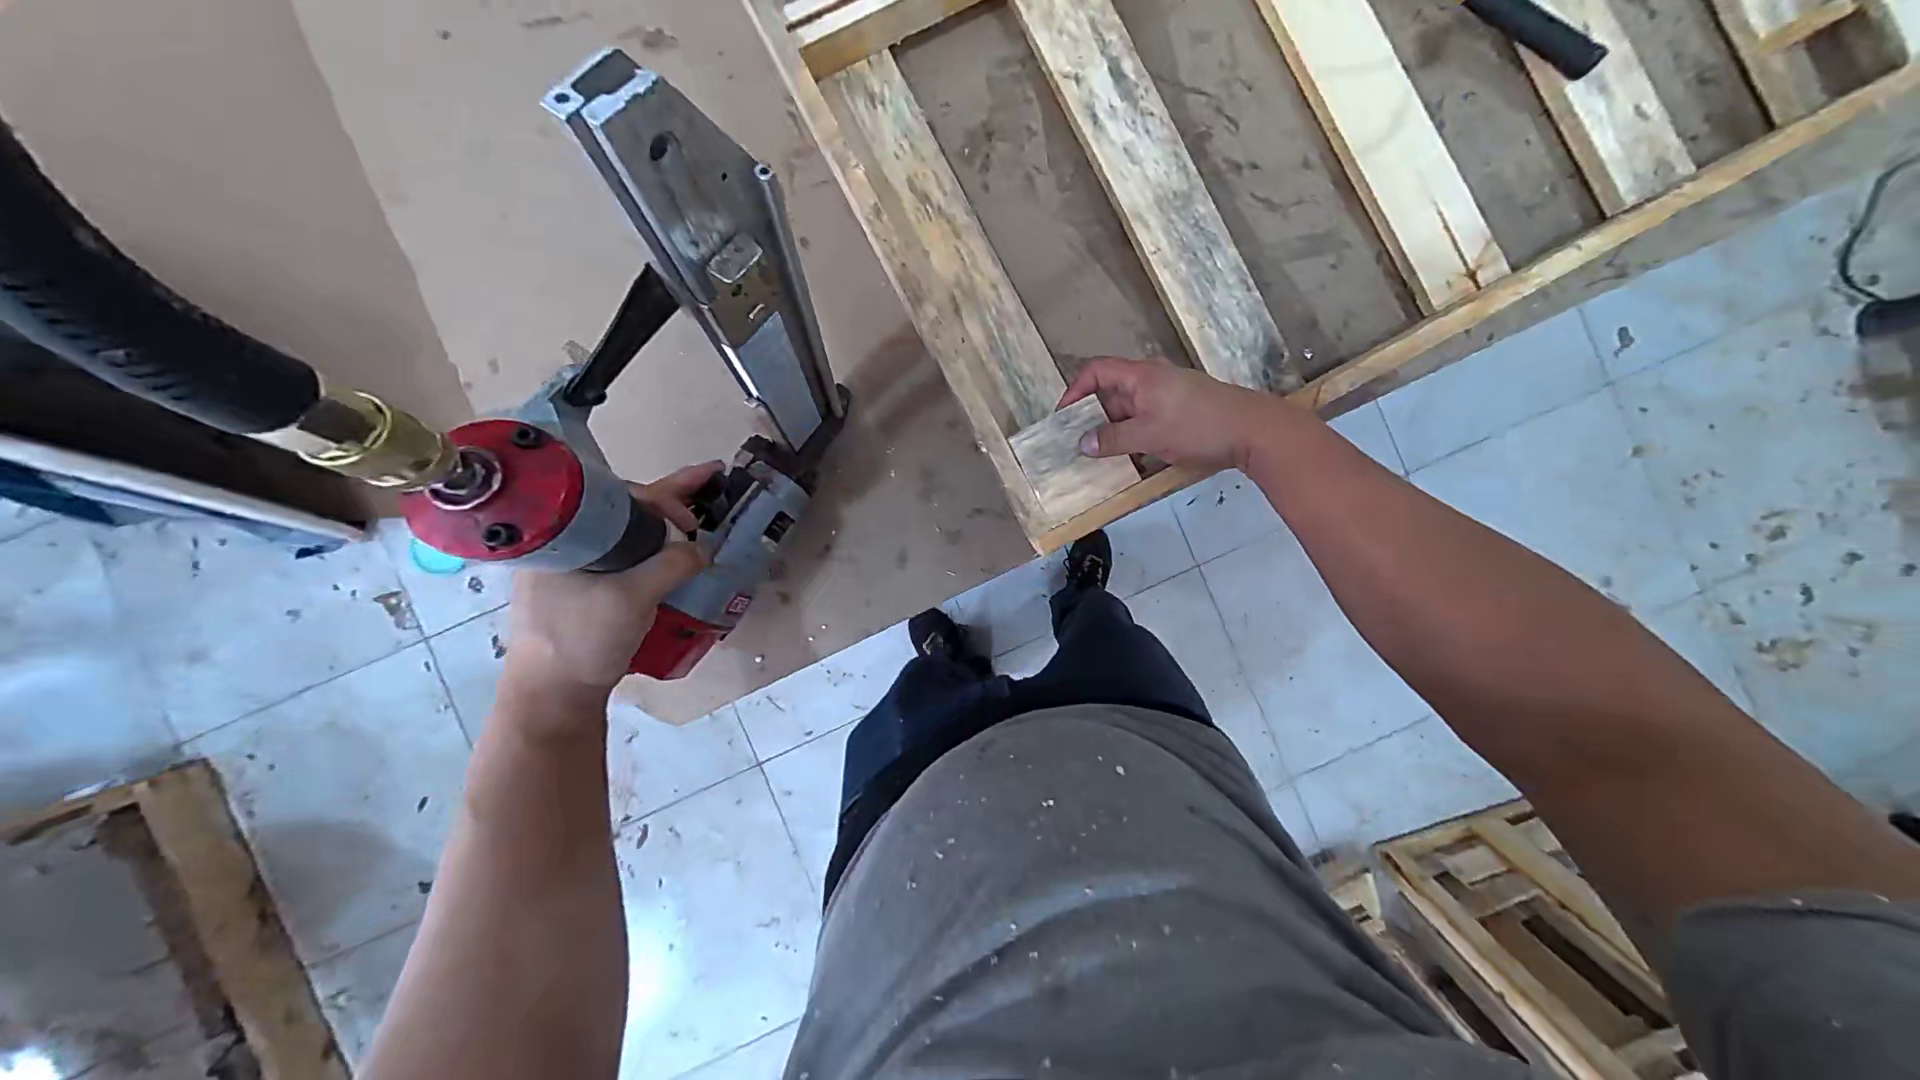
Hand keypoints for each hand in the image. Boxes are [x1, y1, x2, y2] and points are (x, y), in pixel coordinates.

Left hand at [501, 461, 723, 708]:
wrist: (553, 698)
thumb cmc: (580, 641)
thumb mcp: (631, 599)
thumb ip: (671, 567)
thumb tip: (705, 549)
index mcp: (562, 536)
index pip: (619, 497)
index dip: (663, 496)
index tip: (695, 509)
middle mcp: (568, 545)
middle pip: (625, 509)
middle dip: (670, 498)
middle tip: (711, 489)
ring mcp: (577, 568)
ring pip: (628, 533)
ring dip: (666, 523)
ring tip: (702, 512)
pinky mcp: (589, 590)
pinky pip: (628, 557)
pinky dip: (658, 550)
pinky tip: (680, 553)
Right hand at [1059, 357, 1298, 471]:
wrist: (1254, 432)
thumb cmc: (1198, 427)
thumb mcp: (1148, 436)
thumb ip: (1112, 439)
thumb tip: (1083, 444)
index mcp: (1141, 376)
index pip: (1096, 371)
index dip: (1074, 391)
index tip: (1063, 418)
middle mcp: (1152, 380)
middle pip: (1111, 393)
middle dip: (1092, 417)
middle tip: (1079, 443)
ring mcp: (1168, 396)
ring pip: (1129, 411)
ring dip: (1114, 431)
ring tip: (1102, 457)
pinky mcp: (1181, 412)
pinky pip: (1146, 421)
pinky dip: (1134, 437)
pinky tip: (1132, 460)